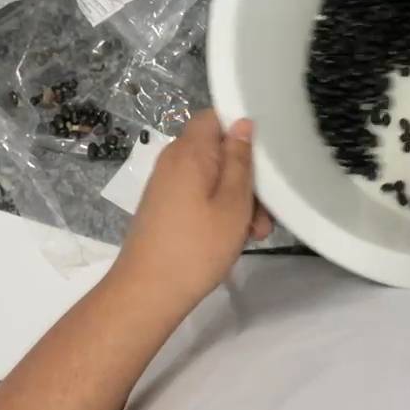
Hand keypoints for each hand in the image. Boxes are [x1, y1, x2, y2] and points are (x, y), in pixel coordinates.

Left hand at [109, 111, 271, 313]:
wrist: (147, 292)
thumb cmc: (196, 247)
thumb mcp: (232, 203)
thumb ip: (240, 160)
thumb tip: (242, 123)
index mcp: (189, 151)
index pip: (214, 116)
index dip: (240, 129)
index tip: (263, 156)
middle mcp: (174, 160)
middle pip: (217, 150)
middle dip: (246, 176)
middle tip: (263, 212)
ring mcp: (167, 184)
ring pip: (212, 176)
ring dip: (237, 199)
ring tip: (253, 233)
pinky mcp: (166, 206)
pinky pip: (199, 194)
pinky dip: (219, 210)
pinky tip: (233, 238)